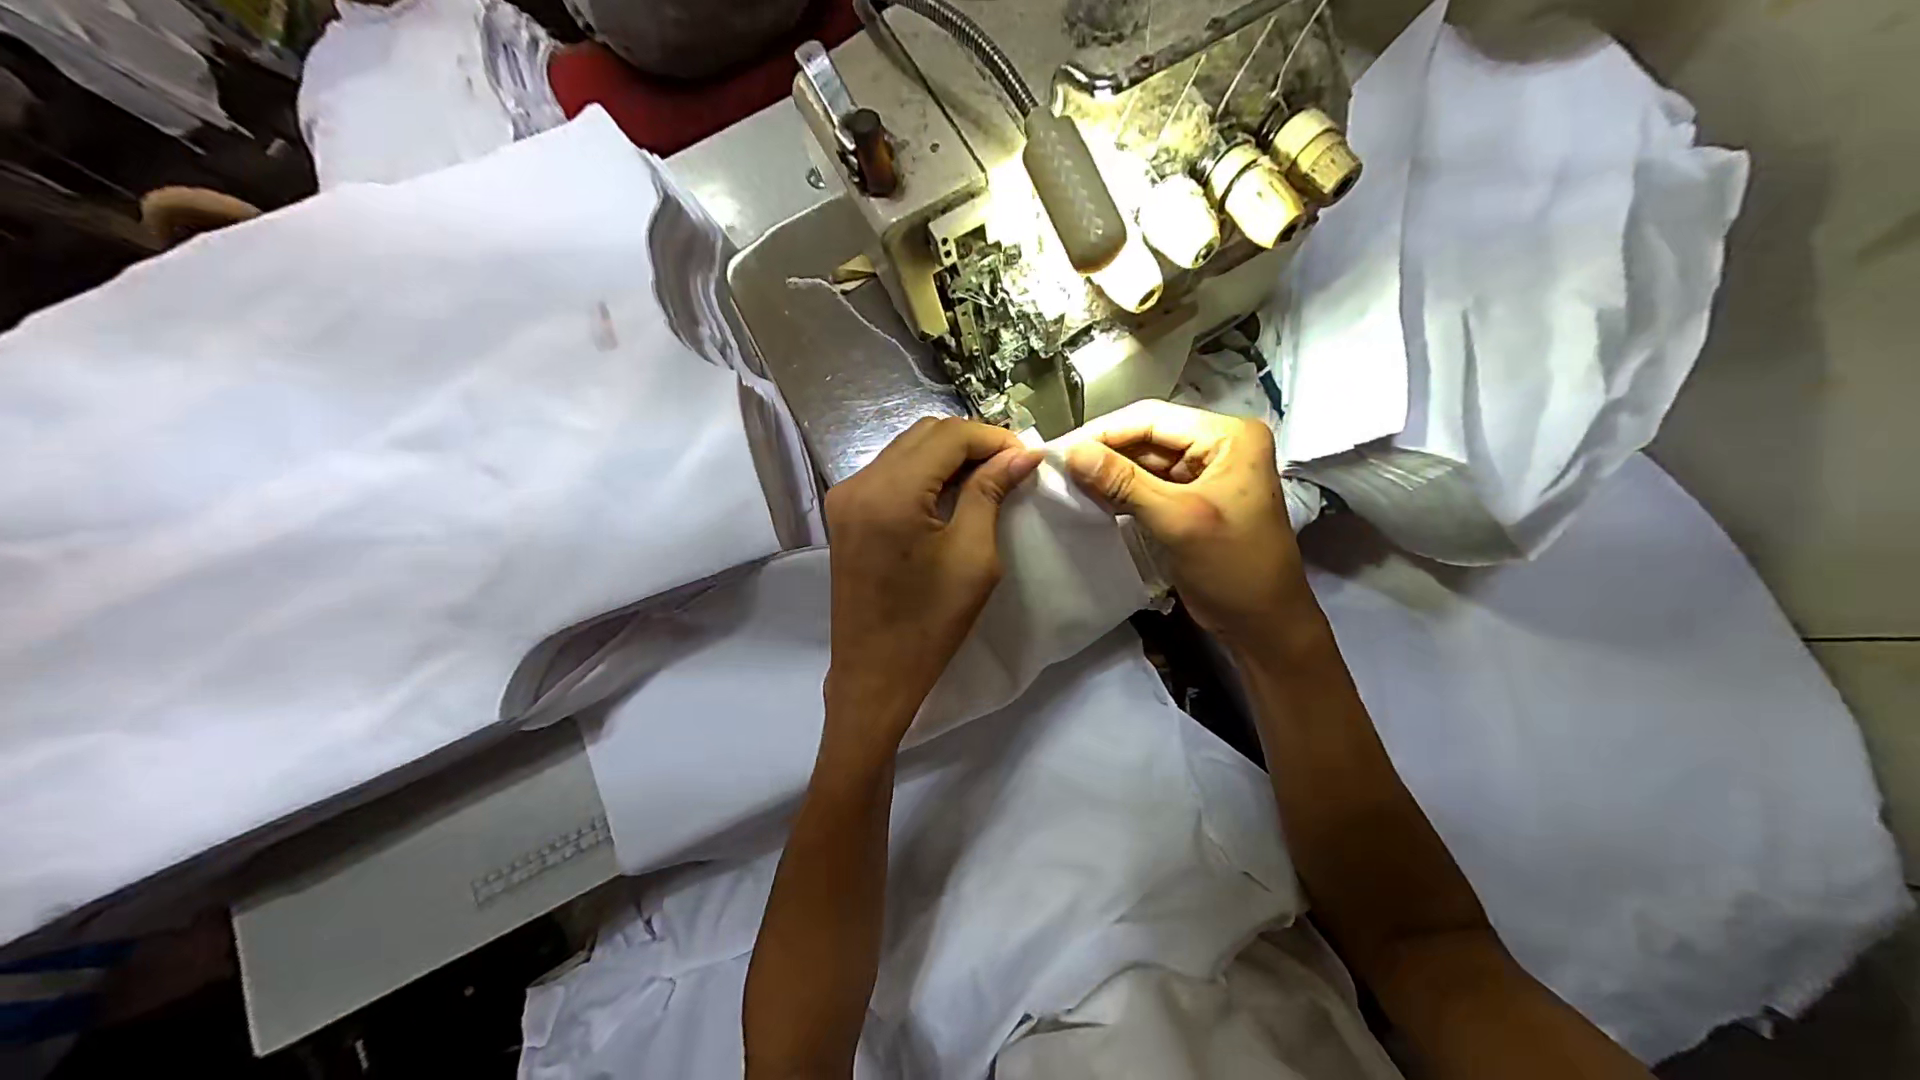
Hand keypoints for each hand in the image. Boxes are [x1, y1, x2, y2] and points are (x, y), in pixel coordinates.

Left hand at [825, 417, 1043, 744]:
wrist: (875, 673)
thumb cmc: (930, 624)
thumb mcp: (973, 556)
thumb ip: (990, 492)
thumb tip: (1022, 453)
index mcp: (890, 492)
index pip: (948, 436)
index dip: (992, 438)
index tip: (1028, 455)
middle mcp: (859, 482)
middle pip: (924, 433)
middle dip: (971, 442)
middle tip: (1011, 466)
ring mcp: (846, 496)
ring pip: (906, 448)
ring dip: (948, 455)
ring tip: (988, 477)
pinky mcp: (845, 512)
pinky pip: (890, 472)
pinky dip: (924, 472)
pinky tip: (952, 492)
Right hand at [1063, 400, 1313, 648]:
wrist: (1263, 624)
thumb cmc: (1233, 567)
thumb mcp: (1178, 519)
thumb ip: (1123, 482)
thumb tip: (1072, 453)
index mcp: (1229, 437)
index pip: (1154, 419)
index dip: (1104, 432)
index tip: (1060, 449)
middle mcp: (1218, 446)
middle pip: (1148, 437)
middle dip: (1105, 452)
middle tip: (1058, 468)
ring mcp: (1205, 474)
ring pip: (1144, 462)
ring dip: (1109, 473)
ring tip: (1067, 482)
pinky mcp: (1191, 500)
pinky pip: (1149, 485)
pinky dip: (1121, 492)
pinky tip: (1091, 498)